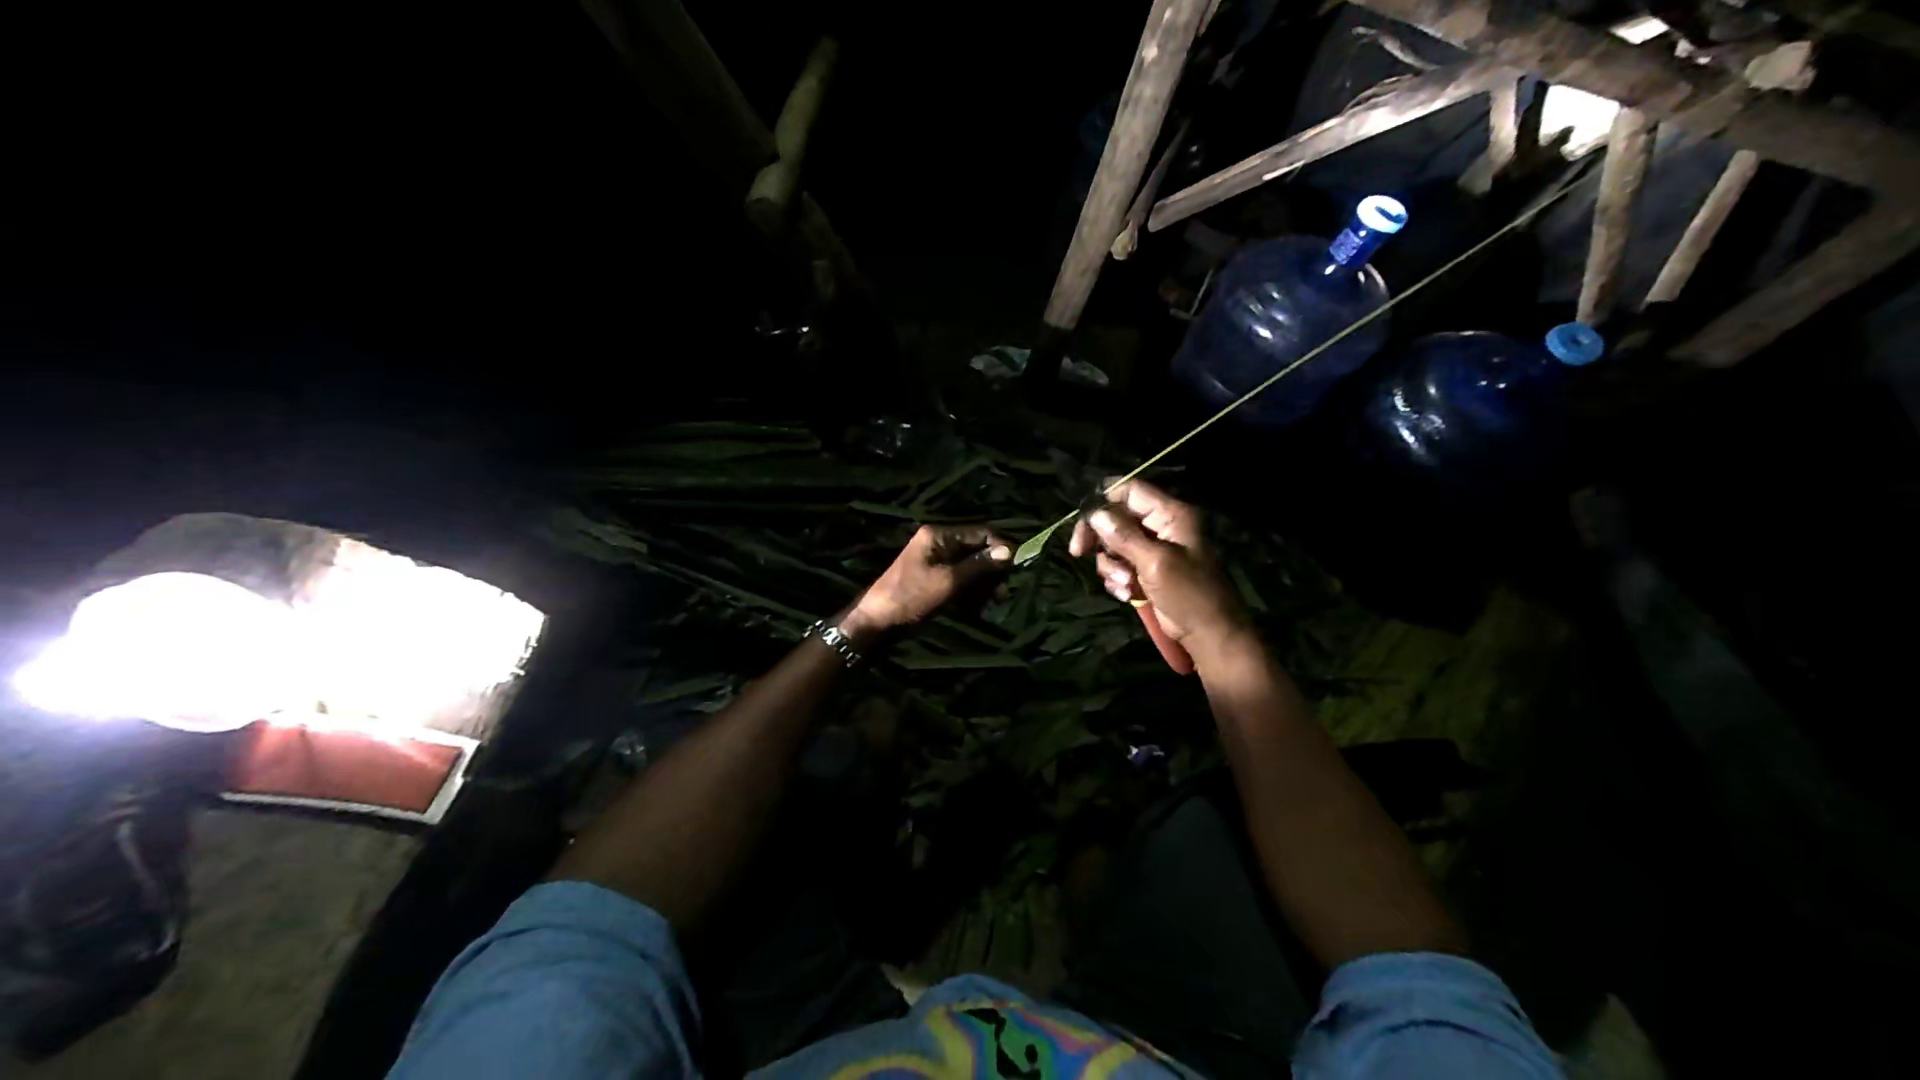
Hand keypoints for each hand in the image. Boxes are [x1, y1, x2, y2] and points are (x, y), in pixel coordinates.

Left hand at [846, 525, 1011, 639]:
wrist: (876, 622)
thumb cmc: (910, 598)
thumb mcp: (948, 582)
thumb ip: (979, 566)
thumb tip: (1010, 552)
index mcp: (938, 535)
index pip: (980, 532)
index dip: (1000, 548)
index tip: (1015, 569)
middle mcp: (939, 543)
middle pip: (978, 550)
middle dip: (992, 572)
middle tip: (1002, 595)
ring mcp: (936, 561)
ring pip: (972, 568)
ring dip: (984, 586)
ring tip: (991, 605)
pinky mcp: (935, 579)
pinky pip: (961, 581)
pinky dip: (971, 593)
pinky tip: (977, 610)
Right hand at [1068, 479, 1250, 657]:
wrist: (1208, 633)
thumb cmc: (1189, 593)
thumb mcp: (1155, 562)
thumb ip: (1124, 536)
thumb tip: (1095, 514)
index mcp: (1171, 514)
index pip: (1130, 490)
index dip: (1103, 499)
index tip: (1082, 520)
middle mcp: (1160, 525)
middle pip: (1116, 516)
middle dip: (1099, 537)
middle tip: (1079, 552)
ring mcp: (1153, 548)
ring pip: (1113, 544)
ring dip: (1111, 565)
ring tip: (1125, 584)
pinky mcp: (1146, 569)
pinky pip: (1119, 564)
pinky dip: (1117, 578)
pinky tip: (1127, 594)